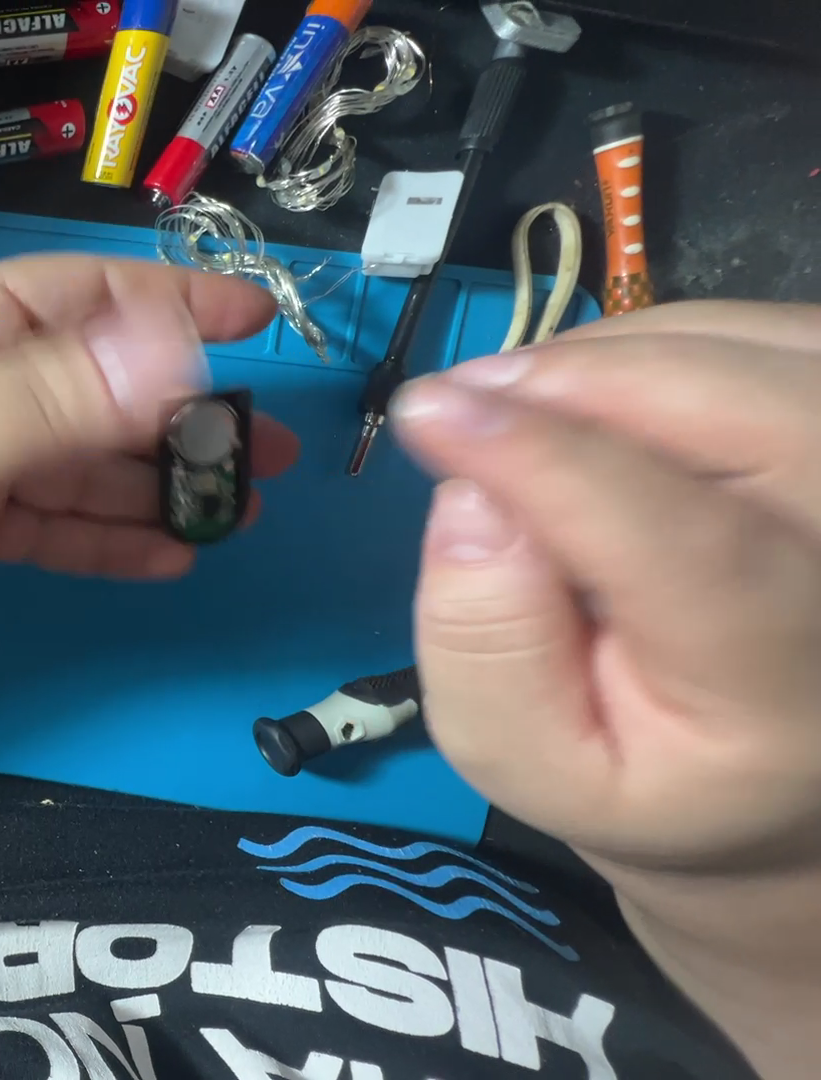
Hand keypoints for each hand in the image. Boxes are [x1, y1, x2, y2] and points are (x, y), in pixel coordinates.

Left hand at [0, 256, 296, 656]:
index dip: (174, 307)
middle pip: (98, 392)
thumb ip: (43, 399)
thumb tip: (171, 354)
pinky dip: (99, 540)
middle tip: (269, 458)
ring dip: (152, 488)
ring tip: (231, 515)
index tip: (257, 325)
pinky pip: (45, 526)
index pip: (86, 300)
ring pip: (79, 467)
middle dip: (183, 421)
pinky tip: (160, 556)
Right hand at [390, 301, 820, 885]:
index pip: (681, 544)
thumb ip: (478, 646)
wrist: (769, 781)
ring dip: (612, 356)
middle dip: (589, 380)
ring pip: (780, 357)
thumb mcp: (514, 750)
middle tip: (460, 393)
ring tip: (508, 403)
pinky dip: (659, 344)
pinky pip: (781, 343)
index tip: (425, 409)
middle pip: (772, 420)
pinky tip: (582, 397)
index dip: (544, 460)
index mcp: (781, 690)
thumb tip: (466, 499)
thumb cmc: (626, 769)